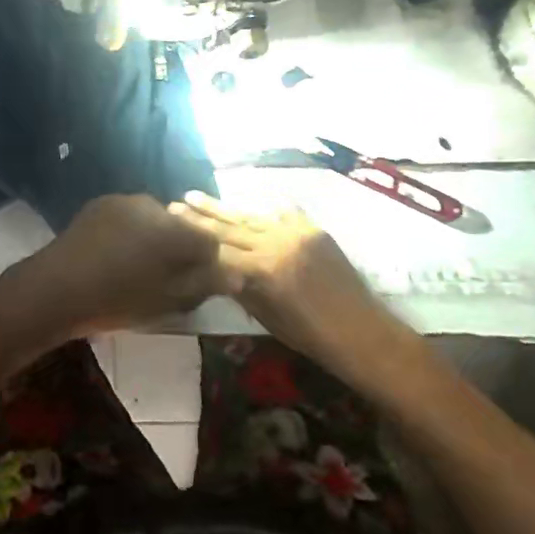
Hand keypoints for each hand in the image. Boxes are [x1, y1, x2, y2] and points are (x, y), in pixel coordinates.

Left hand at [12, 194, 227, 337]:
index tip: (193, 284)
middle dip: (179, 248)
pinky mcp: (101, 203)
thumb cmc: (117, 300)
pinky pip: (128, 216)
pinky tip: (114, 254)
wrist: (57, 287)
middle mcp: (154, 206)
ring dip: (154, 238)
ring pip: (154, 219)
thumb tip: (235, 275)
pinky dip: (130, 231)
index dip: (207, 264)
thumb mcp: (168, 301)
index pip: (209, 242)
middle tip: (164, 278)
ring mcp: (124, 200)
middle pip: (181, 227)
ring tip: (136, 266)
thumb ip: (205, 284)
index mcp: (175, 231)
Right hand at [169, 191, 421, 386]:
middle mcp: (278, 242)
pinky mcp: (314, 231)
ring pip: (252, 216)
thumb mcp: (266, 316)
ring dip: (225, 208)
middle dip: (201, 215)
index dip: (191, 234)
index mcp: (263, 268)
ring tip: (197, 196)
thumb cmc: (312, 337)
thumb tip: (215, 268)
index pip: (217, 247)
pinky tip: (250, 201)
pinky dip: (264, 210)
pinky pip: (283, 214)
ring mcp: (298, 232)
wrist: (365, 334)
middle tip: (176, 203)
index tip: (170, 221)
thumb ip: (239, 286)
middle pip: (230, 225)